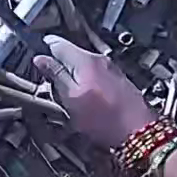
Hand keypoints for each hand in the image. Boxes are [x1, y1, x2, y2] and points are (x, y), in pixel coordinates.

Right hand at [32, 36, 157, 148]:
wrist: (139, 133)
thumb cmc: (107, 120)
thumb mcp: (71, 98)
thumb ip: (55, 75)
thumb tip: (40, 60)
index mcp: (86, 60)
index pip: (57, 43)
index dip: (43, 49)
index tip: (37, 59)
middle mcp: (100, 60)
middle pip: (70, 54)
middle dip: (57, 66)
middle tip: (49, 84)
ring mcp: (110, 70)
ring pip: (82, 66)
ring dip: (71, 77)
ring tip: (67, 97)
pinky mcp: (117, 82)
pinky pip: (94, 76)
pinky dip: (85, 84)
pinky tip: (85, 101)